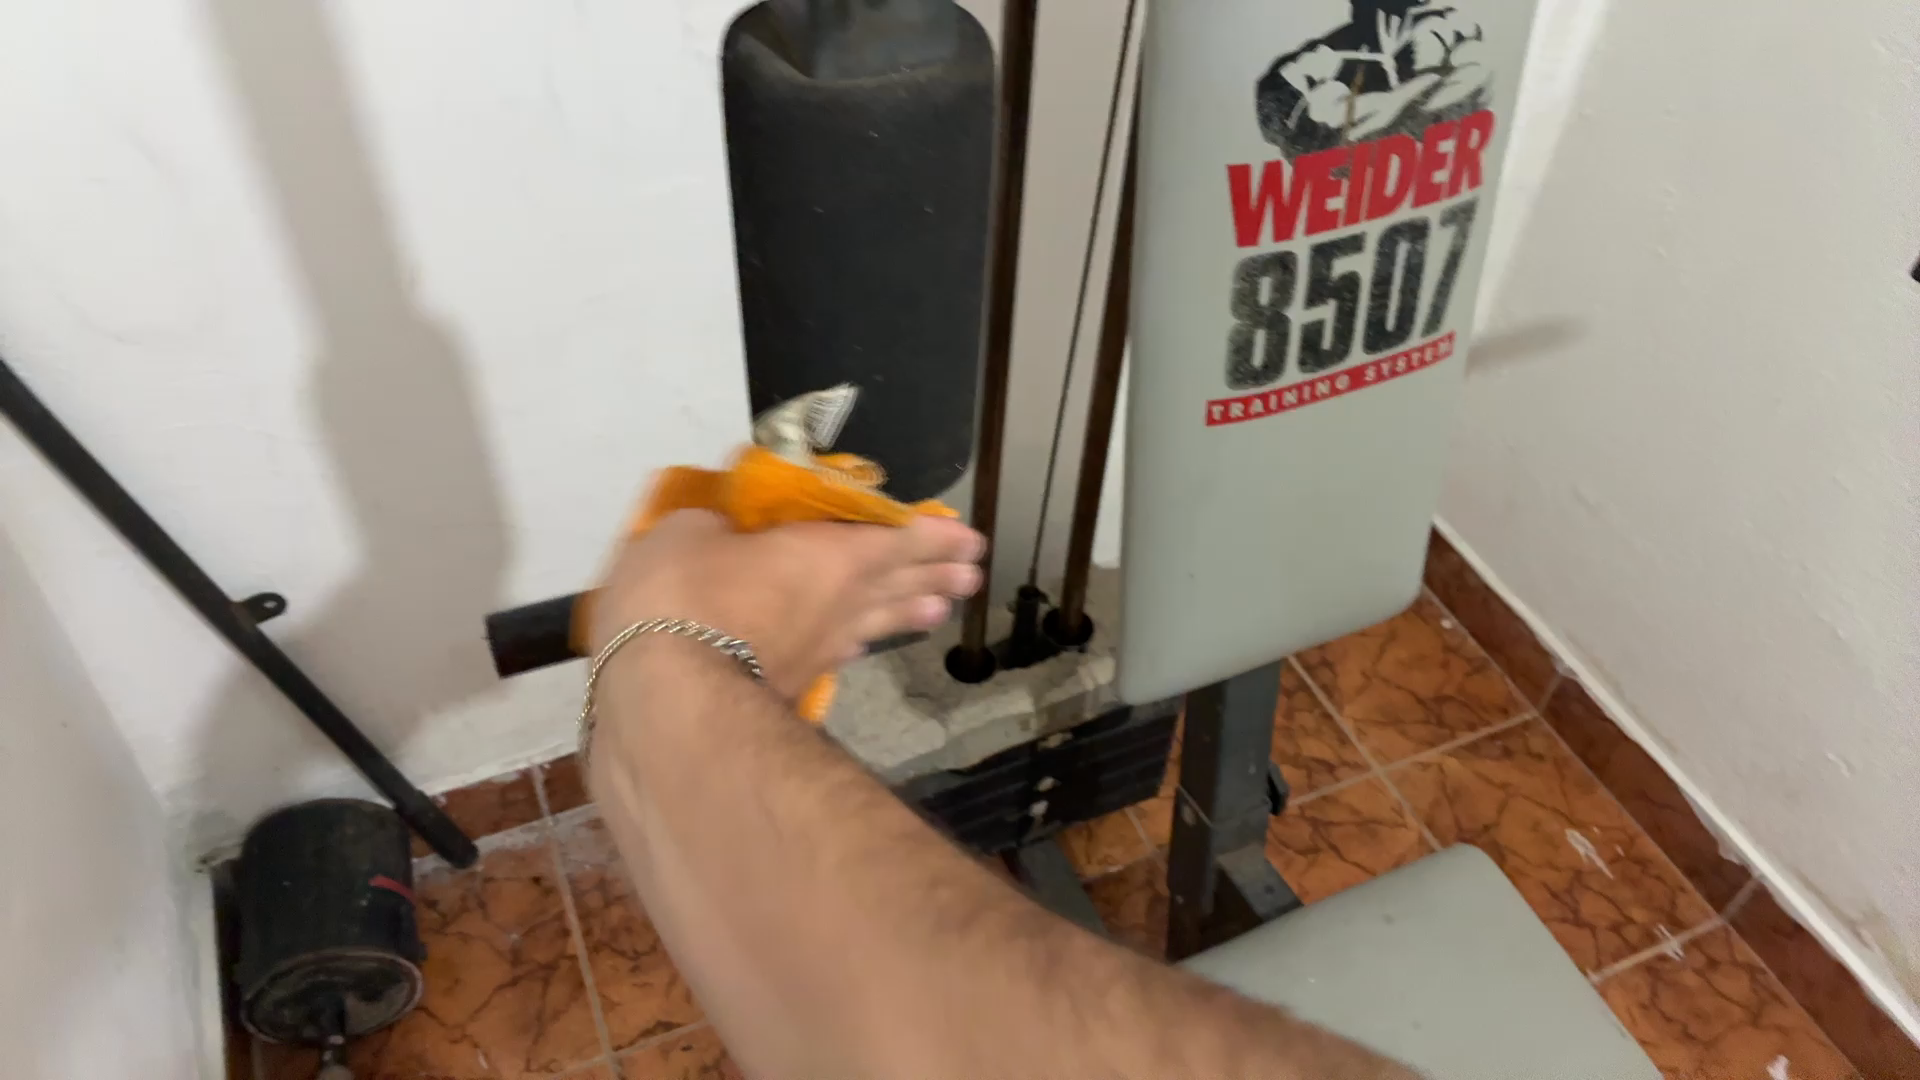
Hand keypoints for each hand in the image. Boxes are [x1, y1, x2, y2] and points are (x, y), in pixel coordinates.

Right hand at [589, 510, 985, 700]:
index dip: (935, 537)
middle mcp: (840, 603)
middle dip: (937, 575)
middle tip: (971, 576)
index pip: (898, 540)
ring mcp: (821, 648)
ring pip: (878, 622)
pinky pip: (841, 652)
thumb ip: (715, 523)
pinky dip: (858, 644)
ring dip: (911, 611)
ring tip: (939, 609)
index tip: (970, 540)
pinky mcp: (798, 683)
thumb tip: (720, 525)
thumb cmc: (686, 594)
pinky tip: (860, 649)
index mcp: (830, 556)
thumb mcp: (689, 532)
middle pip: (899, 583)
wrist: (667, 695)